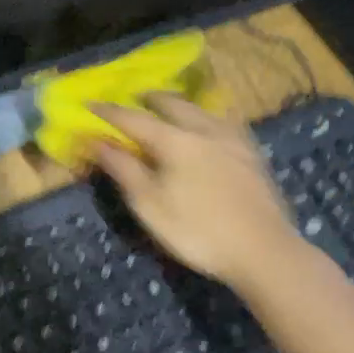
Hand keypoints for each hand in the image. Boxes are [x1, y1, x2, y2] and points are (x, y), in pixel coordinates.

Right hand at [89, 94, 306, 291]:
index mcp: (175, 140)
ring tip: (170, 109)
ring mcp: (233, 140)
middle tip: (135, 100)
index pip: (133, 118)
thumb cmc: (198, 231)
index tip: (89, 103)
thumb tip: (94, 139)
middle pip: (173, 104)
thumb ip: (122, 168)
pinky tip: (209, 128)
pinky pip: (224, 123)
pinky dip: (206, 118)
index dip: (108, 111)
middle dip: (149, 99)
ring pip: (202, 109)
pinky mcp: (253, 155)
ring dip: (180, 105)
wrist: (265, 252)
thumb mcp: (149, 204)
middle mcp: (204, 130)